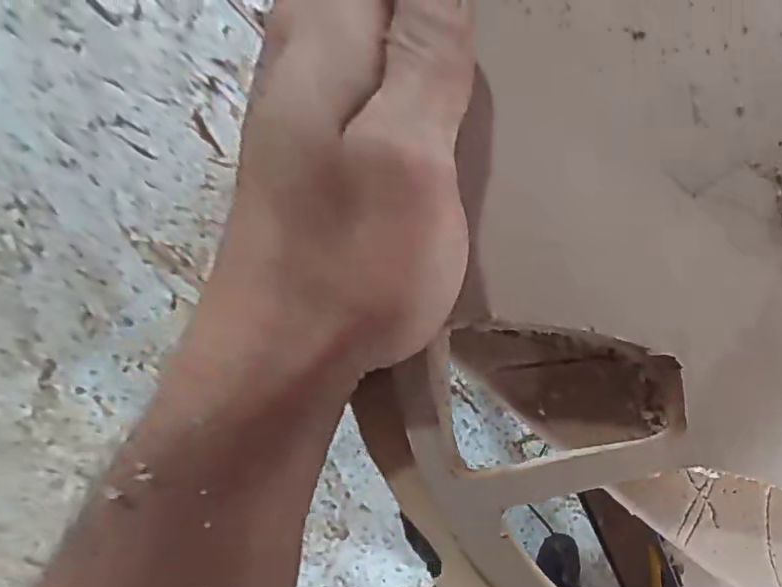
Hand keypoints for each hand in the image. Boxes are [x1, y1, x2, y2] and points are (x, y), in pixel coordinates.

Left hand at [188, 0, 475, 389]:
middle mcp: (299, 51)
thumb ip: (426, 51)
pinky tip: (439, 125)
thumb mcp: (409, 157)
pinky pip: (365, 90)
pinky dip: (408, 92)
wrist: (284, 356)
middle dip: (438, 23)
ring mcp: (299, 108)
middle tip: (494, 55)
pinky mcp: (312, 158)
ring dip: (425, 48)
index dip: (446, 7)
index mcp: (324, 30)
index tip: (496, 35)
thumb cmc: (354, 265)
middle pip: (377, 2)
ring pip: (369, 40)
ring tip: (478, 81)